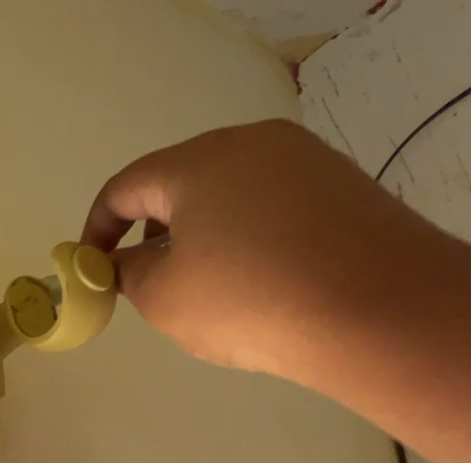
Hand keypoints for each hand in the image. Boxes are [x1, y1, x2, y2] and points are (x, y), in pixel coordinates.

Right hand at [83, 119, 470, 380]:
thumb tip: (126, 262)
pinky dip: (244, 236)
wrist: (380, 311)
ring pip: (226, 193)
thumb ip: (126, 273)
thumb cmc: (248, 300)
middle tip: (145, 280)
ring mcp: (305, 160)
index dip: (96, 231)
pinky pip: (269, 205)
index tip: (90, 270)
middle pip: (177, 183)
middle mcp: (252, 144)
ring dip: (198, 234)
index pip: (124, 188)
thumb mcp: (161, 297)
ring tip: (202, 287)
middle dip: (149, 231)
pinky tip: (253, 282)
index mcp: (198, 163)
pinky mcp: (342, 186)